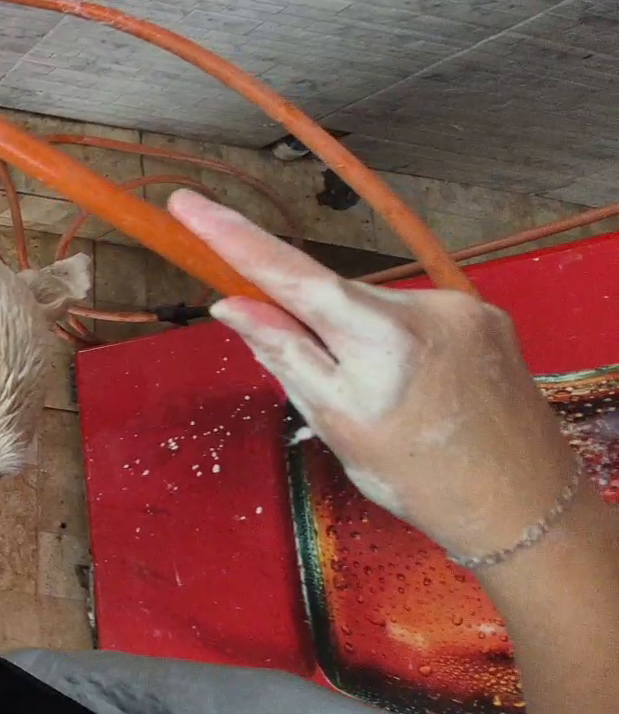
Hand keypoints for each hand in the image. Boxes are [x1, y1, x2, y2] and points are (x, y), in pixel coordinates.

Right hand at [170, 190, 577, 559]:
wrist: (528, 511)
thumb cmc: (412, 472)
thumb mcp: (330, 416)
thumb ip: (281, 351)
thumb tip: (229, 304)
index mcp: (381, 335)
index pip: (287, 272)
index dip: (230, 234)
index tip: (186, 203)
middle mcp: (427, 306)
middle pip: (326, 292)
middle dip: (296, 318)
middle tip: (312, 381)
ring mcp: (463, 308)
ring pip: (362, 305)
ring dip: (340, 332)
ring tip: (366, 393)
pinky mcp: (484, 318)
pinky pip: (398, 314)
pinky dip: (376, 336)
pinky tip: (396, 380)